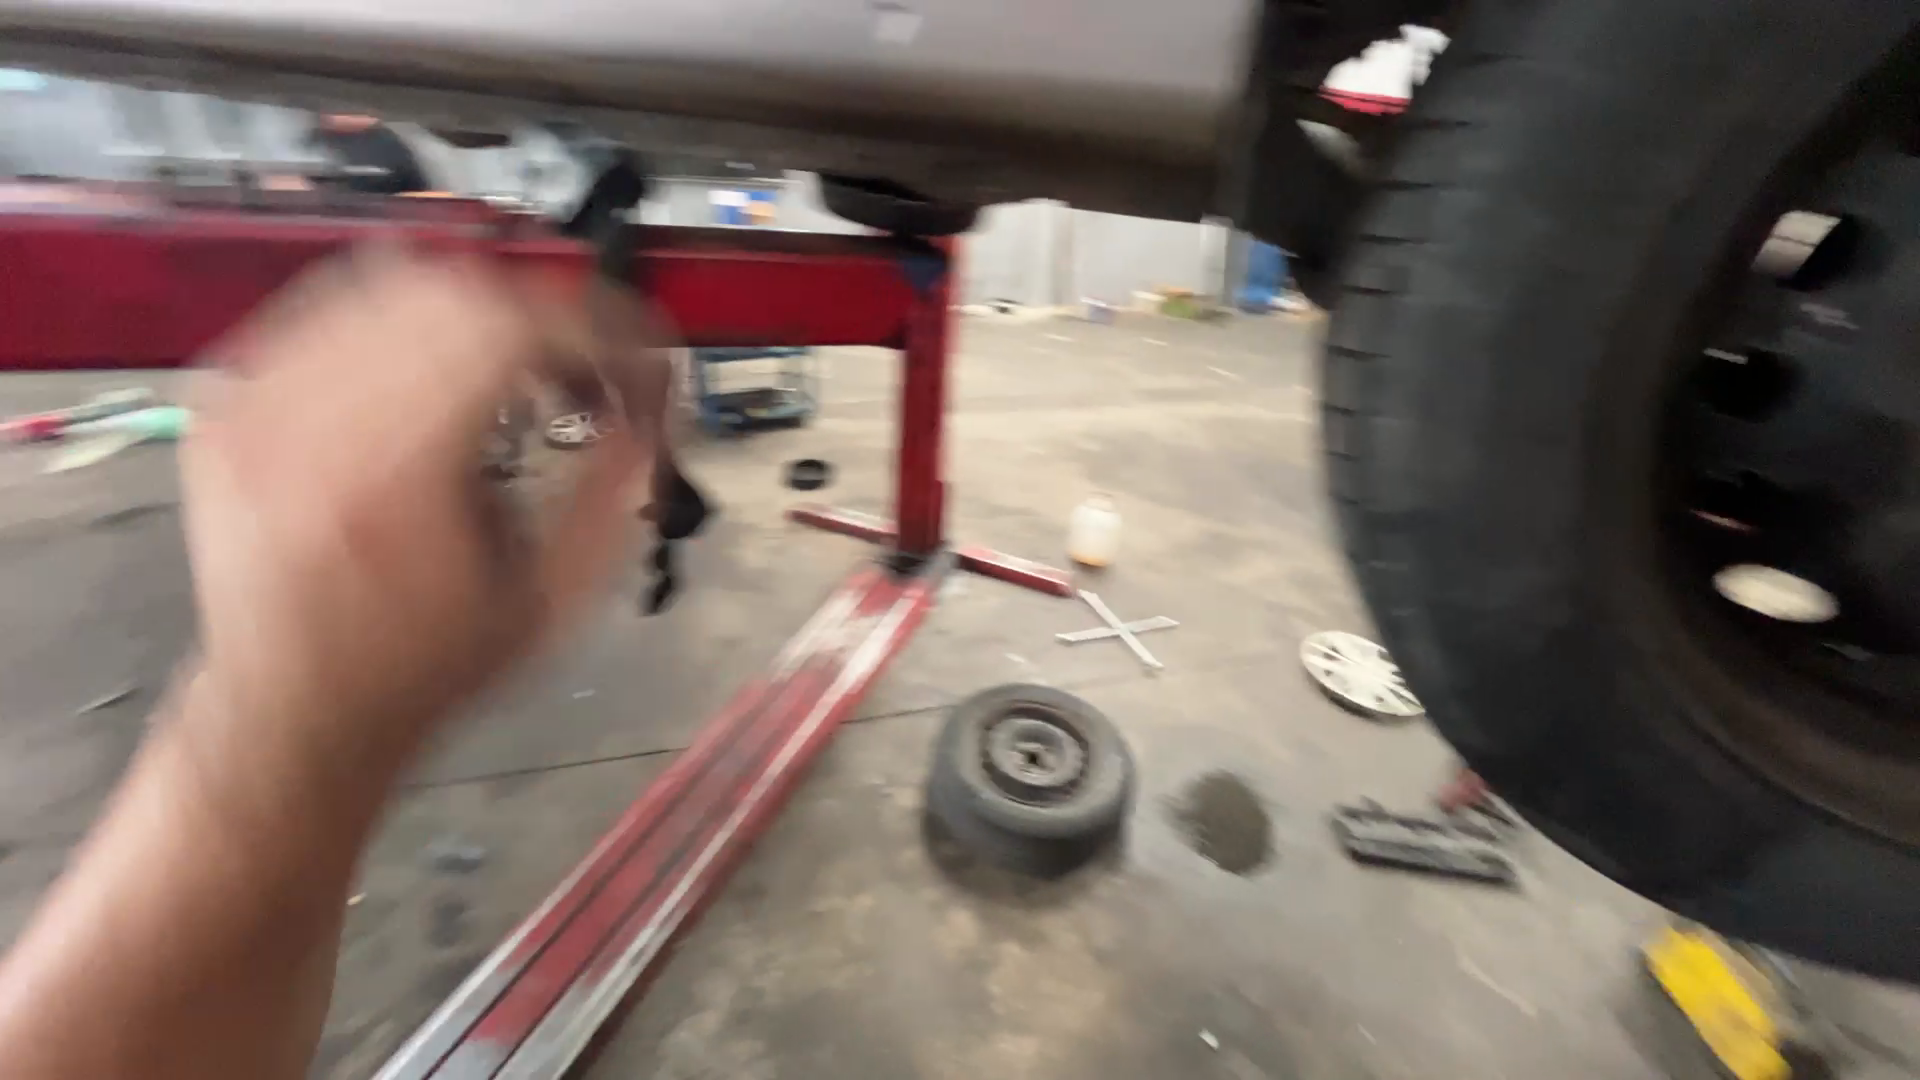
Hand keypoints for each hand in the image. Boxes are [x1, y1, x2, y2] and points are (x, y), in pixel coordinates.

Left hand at [179, 246, 651, 768]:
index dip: (593, 330)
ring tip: (529, 369)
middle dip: (550, 318)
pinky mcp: (235, 403)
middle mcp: (309, 423)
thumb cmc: (426, 667)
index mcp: (395, 476)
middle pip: (457, 292)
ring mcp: (256, 403)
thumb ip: (615, 497)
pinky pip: (335, 311)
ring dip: (489, 315)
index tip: (634, 351)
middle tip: (591, 366)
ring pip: (394, 283)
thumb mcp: (552, 599)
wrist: (300, 707)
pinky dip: (418, 324)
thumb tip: (652, 417)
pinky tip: (454, 374)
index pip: (507, 332)